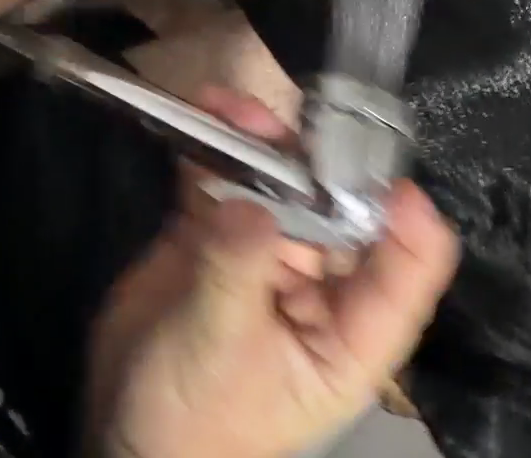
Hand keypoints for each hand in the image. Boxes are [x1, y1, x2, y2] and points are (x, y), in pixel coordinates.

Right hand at [83, 88, 458, 457]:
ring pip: (276, 185)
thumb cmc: (194, 415)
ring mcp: (263, 254)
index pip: (405, 273)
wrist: (123, 426)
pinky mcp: (212, 235)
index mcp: (348, 332)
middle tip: (270, 118)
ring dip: (255, 142)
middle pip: (332, 208)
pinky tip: (196, 119)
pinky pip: (221, 182)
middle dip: (308, 159)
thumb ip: (236, 274)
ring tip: (223, 106)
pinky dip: (209, 150)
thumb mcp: (221, 350)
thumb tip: (249, 206)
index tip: (380, 171)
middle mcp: (316, 284)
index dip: (406, 222)